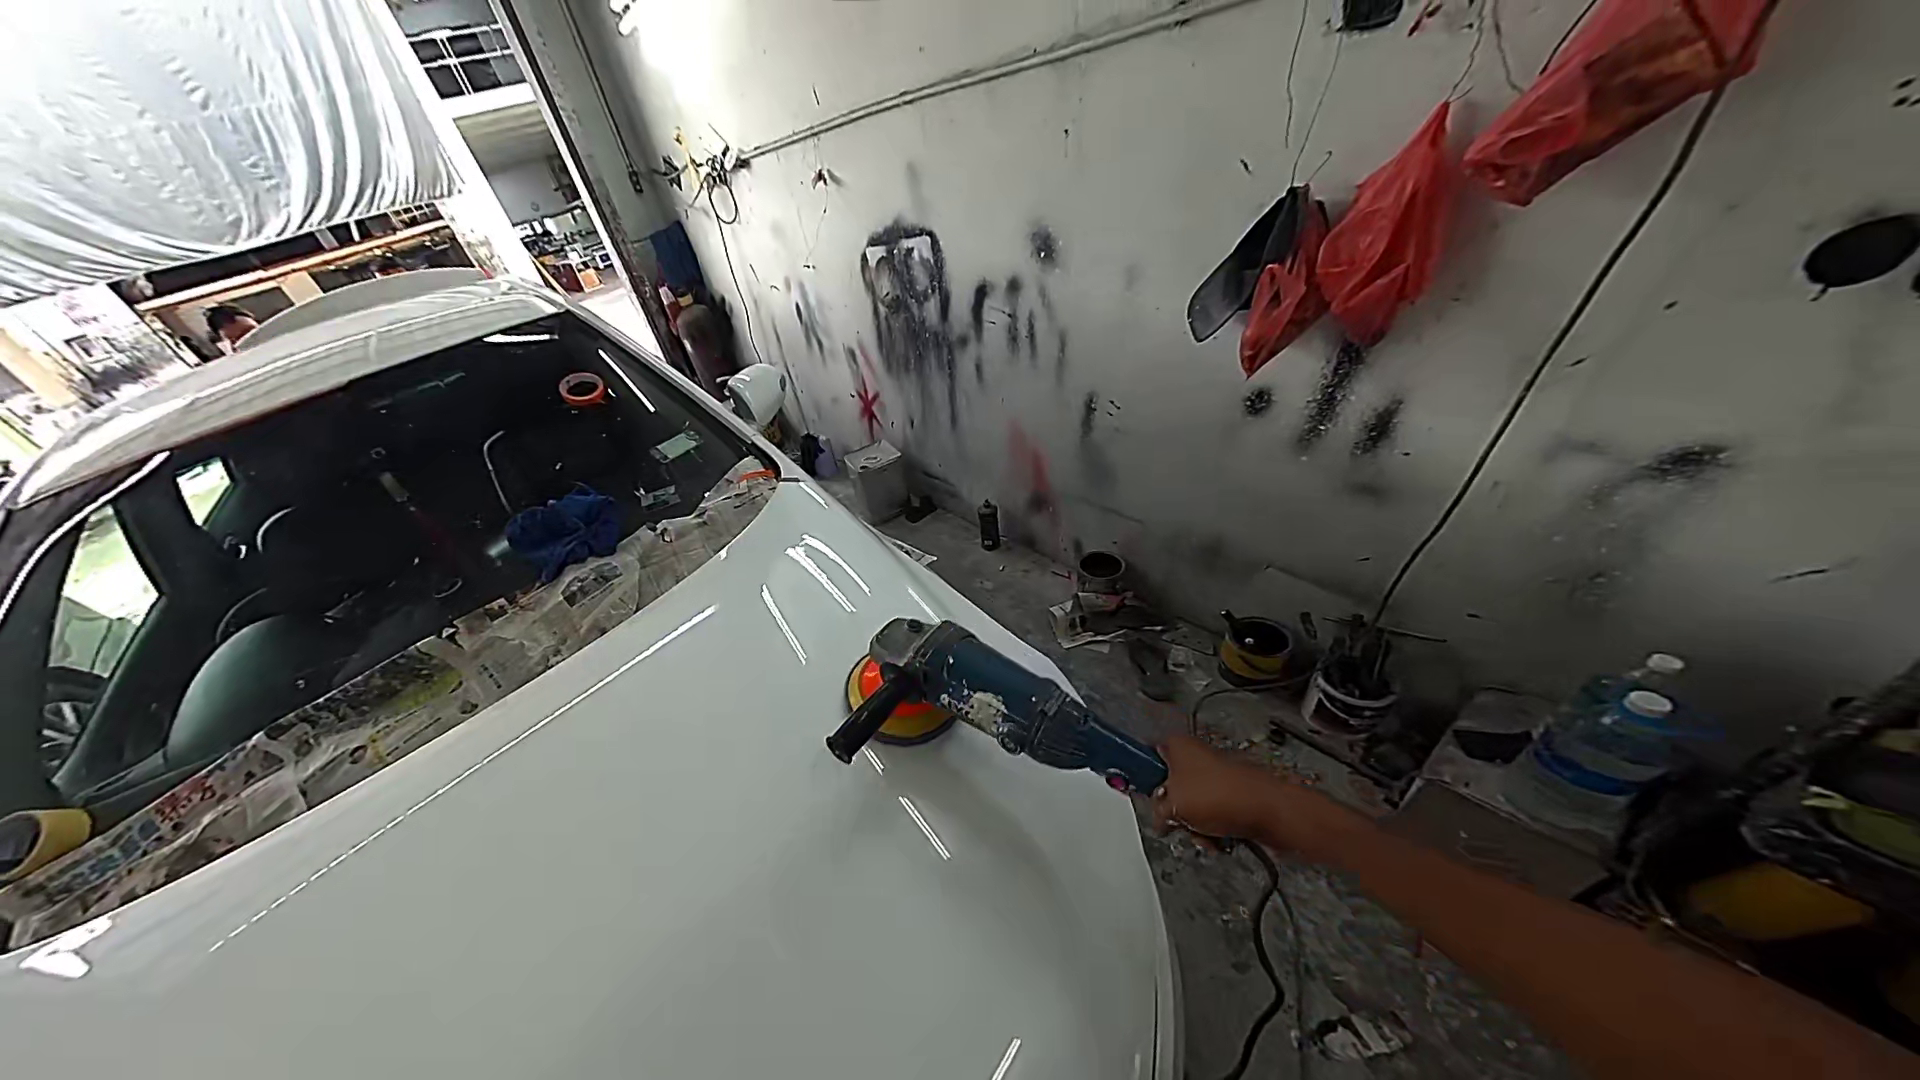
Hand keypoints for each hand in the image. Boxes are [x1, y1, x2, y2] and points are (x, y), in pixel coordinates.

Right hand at [1152, 735, 1352, 860]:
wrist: (1272, 813)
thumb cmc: (1220, 797)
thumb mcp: (1170, 805)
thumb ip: (1155, 811)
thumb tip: (1159, 819)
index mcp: (1177, 745)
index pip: (1147, 753)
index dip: (1140, 774)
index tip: (1134, 790)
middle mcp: (1195, 756)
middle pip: (1168, 785)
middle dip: (1172, 810)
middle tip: (1177, 820)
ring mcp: (1215, 777)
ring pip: (1190, 804)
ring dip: (1193, 826)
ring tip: (1205, 834)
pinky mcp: (1232, 797)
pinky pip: (1210, 815)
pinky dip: (1212, 830)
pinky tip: (1220, 839)